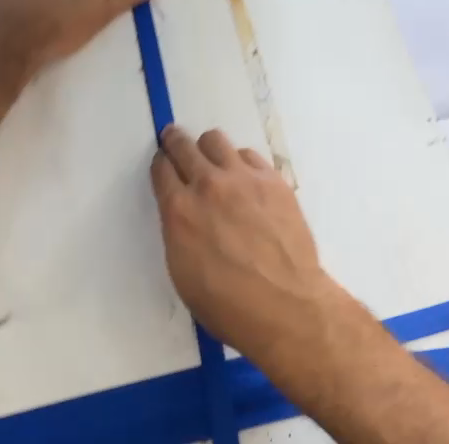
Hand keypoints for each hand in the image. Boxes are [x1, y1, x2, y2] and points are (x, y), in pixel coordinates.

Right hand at [150, 126, 346, 360]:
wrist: (288, 308)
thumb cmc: (229, 306)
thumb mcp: (182, 273)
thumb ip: (178, 232)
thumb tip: (182, 214)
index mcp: (180, 211)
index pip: (161, 168)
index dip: (161, 164)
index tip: (163, 164)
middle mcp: (207, 185)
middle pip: (183, 145)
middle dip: (175, 142)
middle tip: (176, 143)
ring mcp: (242, 178)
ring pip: (215, 140)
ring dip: (208, 149)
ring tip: (213, 162)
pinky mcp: (272, 180)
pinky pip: (248, 155)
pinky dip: (240, 163)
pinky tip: (245, 181)